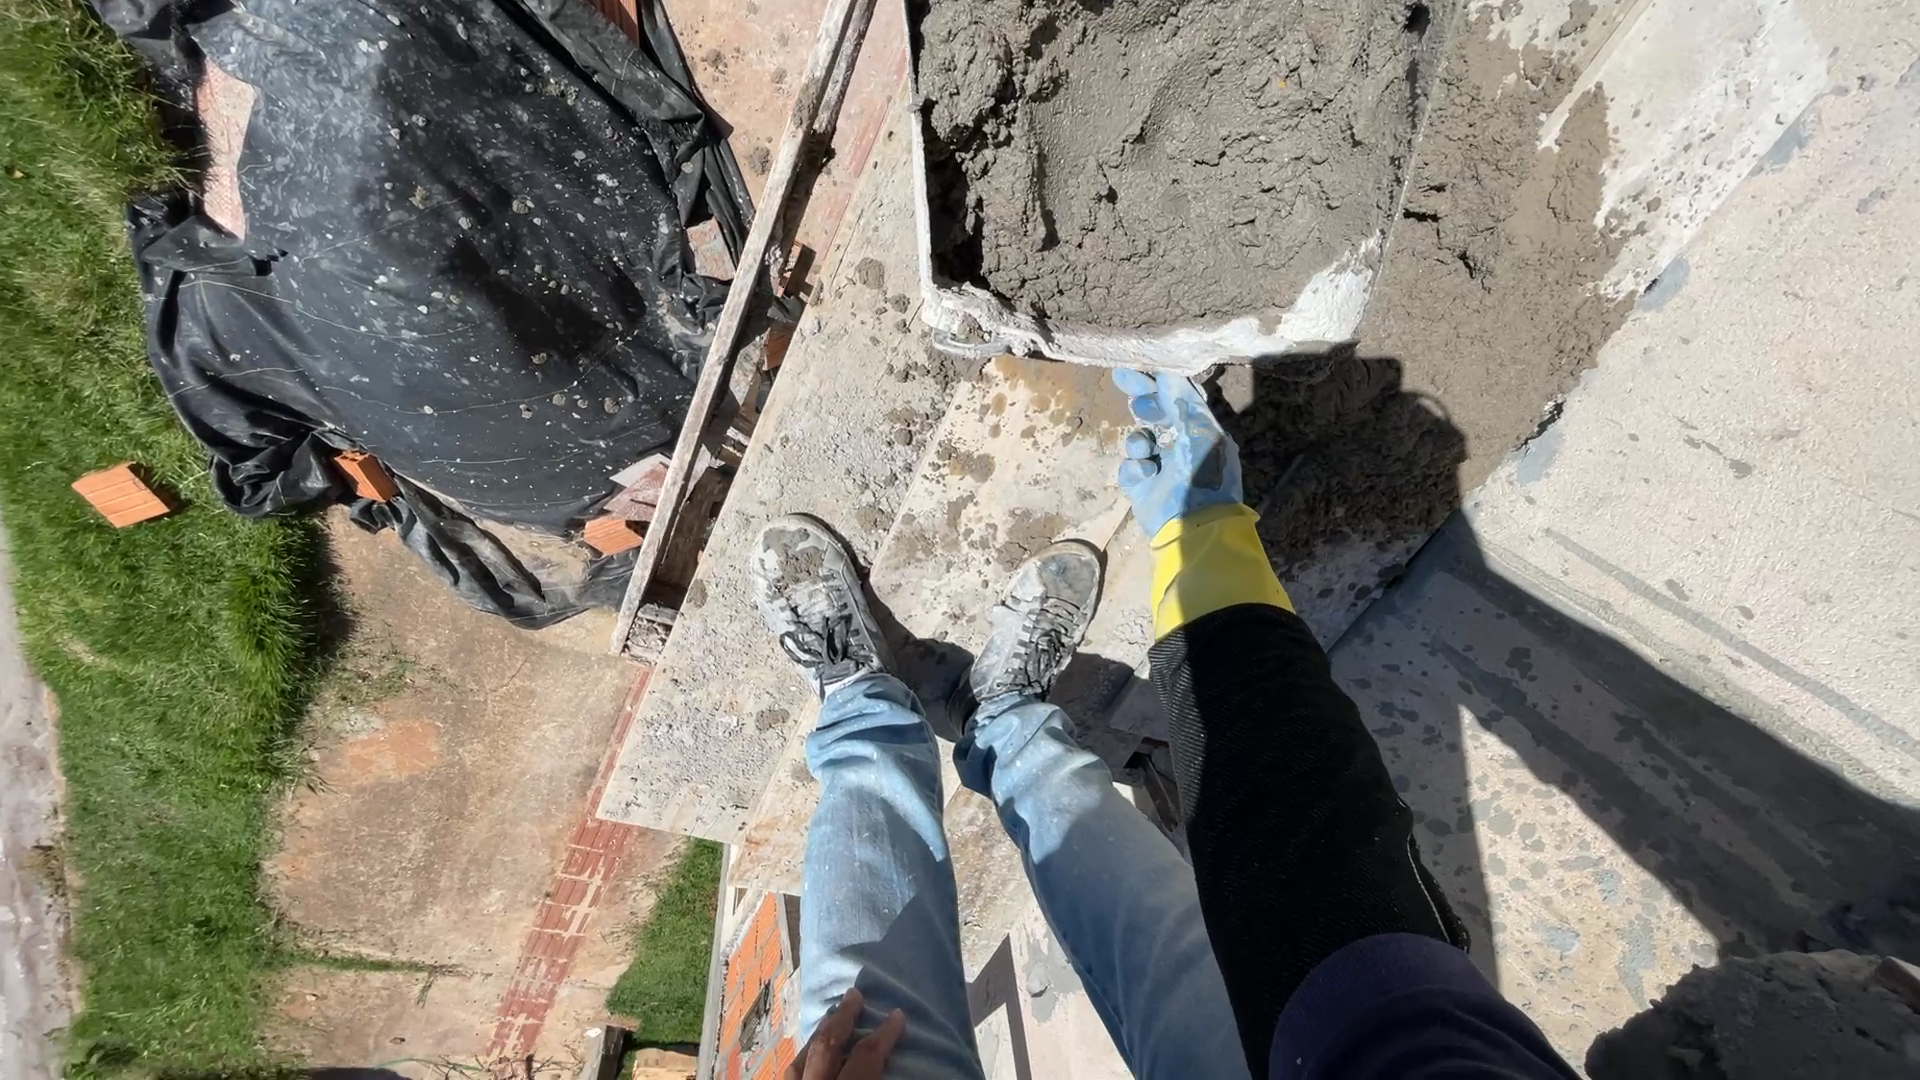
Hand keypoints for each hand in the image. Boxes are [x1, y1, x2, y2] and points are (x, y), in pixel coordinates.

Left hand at [785, 988, 906, 1079]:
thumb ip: (882, 1076)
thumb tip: (893, 1056)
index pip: (866, 1056)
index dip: (885, 1034)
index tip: (898, 1015)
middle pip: (825, 1048)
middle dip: (841, 1018)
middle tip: (855, 994)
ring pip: (798, 1061)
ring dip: (817, 1036)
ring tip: (830, 1018)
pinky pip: (789, 1076)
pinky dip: (803, 1060)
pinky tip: (811, 1056)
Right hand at [1112, 368, 1243, 535]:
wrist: (1193, 526)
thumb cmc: (1203, 474)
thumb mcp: (1198, 430)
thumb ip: (1181, 399)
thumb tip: (1166, 371)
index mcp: (1200, 430)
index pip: (1177, 397)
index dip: (1156, 381)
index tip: (1133, 368)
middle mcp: (1182, 445)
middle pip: (1155, 414)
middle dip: (1141, 402)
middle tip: (1127, 390)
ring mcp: (1161, 466)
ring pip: (1139, 439)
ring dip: (1138, 440)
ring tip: (1144, 450)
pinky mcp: (1142, 487)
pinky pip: (1130, 467)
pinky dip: (1134, 468)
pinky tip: (1145, 475)